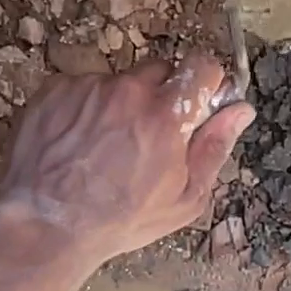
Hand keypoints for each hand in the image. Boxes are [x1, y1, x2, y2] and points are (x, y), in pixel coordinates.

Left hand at [0, 54, 254, 265]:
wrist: (49, 224)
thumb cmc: (123, 220)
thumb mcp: (185, 198)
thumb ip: (215, 148)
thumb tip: (240, 111)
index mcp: (167, 116)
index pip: (202, 66)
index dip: (206, 83)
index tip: (200, 103)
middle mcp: (128, 90)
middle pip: (160, 70)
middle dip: (163, 97)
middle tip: (152, 139)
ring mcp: (88, 87)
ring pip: (120, 83)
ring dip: (122, 107)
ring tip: (108, 152)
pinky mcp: (55, 90)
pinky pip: (84, 90)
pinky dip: (88, 112)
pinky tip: (82, 148)